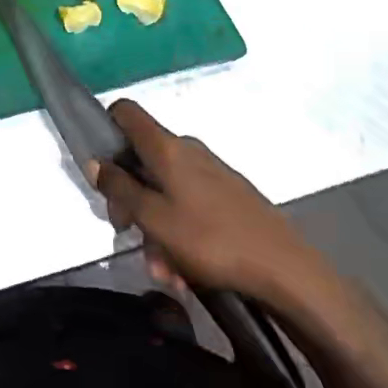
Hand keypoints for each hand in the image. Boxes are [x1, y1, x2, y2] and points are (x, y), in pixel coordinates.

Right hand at [87, 100, 328, 305]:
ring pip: (167, 191)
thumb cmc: (212, 240)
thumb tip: (94, 162)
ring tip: (163, 269)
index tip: (102, 164)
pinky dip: (182, 232)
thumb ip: (118, 187)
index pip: (125, 111)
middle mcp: (189, 150)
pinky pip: (193, 206)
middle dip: (130, 198)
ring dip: (156, 226)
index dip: (106, 127)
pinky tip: (186, 270)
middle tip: (126, 232)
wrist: (294, 276)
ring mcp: (214, 175)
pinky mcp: (235, 200)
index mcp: (166, 146)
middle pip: (143, 160)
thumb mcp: (152, 217)